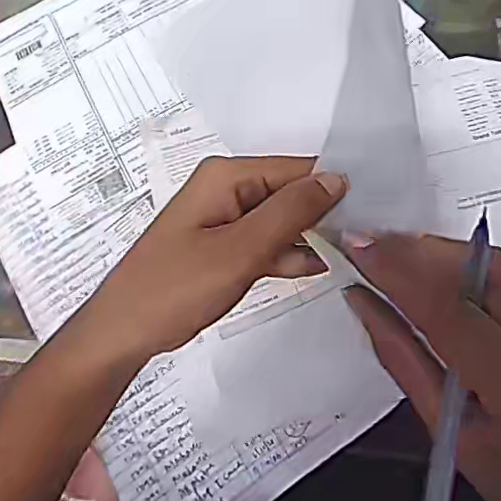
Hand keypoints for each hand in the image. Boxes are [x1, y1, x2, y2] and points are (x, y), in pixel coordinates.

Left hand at [68, 156, 346, 364]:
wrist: (125, 331)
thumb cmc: (173, 288)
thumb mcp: (240, 251)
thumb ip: (290, 213)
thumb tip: (336, 180)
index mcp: (226, 177)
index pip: (296, 169)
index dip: (335, 188)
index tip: (375, 211)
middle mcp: (226, 188)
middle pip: (290, 191)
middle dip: (325, 213)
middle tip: (368, 237)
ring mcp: (223, 217)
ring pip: (280, 218)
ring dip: (309, 235)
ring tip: (351, 252)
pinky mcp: (223, 244)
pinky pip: (264, 240)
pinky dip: (286, 252)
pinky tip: (315, 266)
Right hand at [344, 234, 500, 500]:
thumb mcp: (455, 443)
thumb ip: (406, 364)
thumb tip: (364, 304)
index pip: (453, 314)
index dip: (400, 273)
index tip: (358, 248)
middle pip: (483, 273)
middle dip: (419, 250)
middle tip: (371, 242)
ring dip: (444, 250)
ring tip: (397, 249)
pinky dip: (473, 263)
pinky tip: (441, 266)